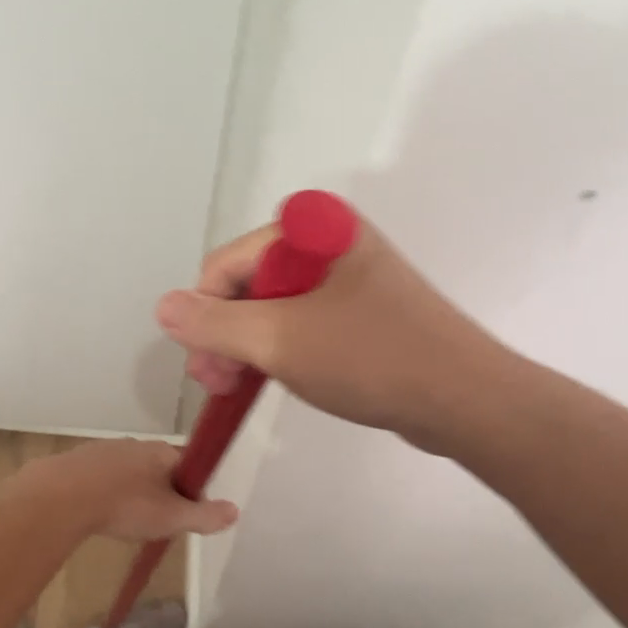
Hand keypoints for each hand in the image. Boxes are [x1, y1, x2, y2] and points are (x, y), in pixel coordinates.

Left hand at [7, 440, 238, 541]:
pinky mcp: (78, 461)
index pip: (188, 466)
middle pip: (158, 468)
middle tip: (155, 523)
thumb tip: (235, 510)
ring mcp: (104, 450)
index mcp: (163, 452)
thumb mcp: (171, 517)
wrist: (62, 496)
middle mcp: (136, 444)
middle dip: (160, 492)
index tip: (184, 516)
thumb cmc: (125, 505)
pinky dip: (104, 493)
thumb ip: (204, 515)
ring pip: (128, 472)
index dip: (191, 491)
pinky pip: (101, 478)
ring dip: (131, 492)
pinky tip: (97, 512)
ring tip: (124, 520)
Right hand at [155, 214, 515, 455]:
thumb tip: (163, 306)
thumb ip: (213, 324)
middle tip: (216, 384)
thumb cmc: (370, 358)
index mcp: (313, 229)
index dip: (205, 312)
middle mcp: (329, 241)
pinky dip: (282, 349)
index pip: (228, 262)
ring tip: (238, 389)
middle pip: (249, 282)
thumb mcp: (279, 341)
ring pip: (274, 306)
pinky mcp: (364, 311)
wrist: (464, 399)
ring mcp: (350, 277)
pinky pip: (303, 322)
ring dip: (248, 346)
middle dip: (224, 333)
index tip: (203, 365)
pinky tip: (280, 378)